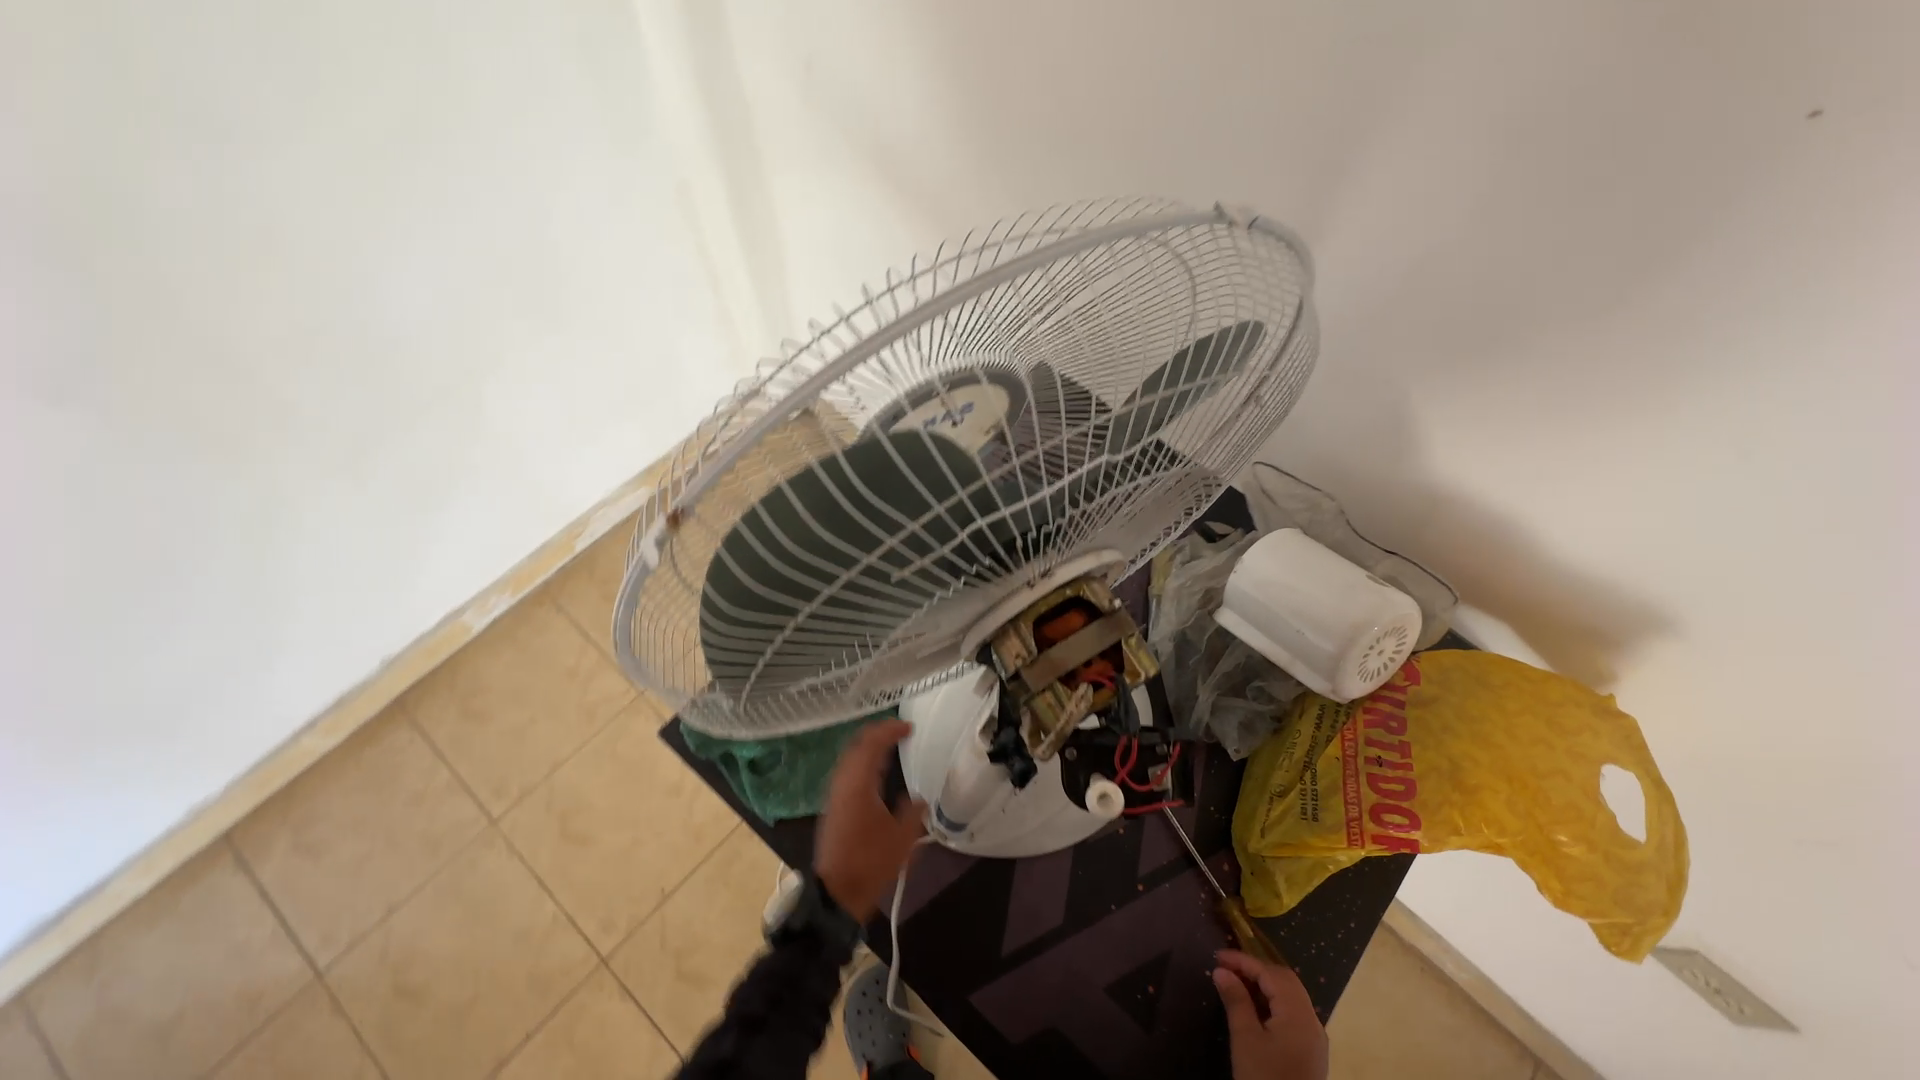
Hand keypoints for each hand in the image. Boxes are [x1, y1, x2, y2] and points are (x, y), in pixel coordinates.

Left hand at [814, 719, 927, 919]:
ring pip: (850, 759)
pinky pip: (848, 773)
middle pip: (857, 746)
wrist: (836, 892)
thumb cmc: (870, 862)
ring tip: (890, 748)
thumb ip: (913, 812)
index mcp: (859, 784)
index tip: (908, 727)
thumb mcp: (902, 839)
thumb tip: (918, 799)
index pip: (872, 744)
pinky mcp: (834, 808)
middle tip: (899, 731)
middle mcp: (843, 783)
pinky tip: (877, 774)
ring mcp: (835, 795)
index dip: (890, 730)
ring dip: (868, 749)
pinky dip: (863, 764)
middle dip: (877, 734)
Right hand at [1213, 949, 1328, 1079]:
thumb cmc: (1264, 1078)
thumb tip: (1222, 971)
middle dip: (1256, 969)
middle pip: (1286, 981)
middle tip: (1227, 968)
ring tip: (1237, 984)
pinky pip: (1293, 1013)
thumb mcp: (1245, 1038)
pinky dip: (1273, 1002)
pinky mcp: (1311, 1051)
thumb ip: (1236, 1000)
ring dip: (1265, 985)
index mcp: (1299, 1014)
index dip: (1244, 961)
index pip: (1271, 973)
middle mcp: (1312, 1020)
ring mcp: (1315, 1037)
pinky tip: (1255, 1008)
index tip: (1217, 957)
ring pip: (1291, 997)